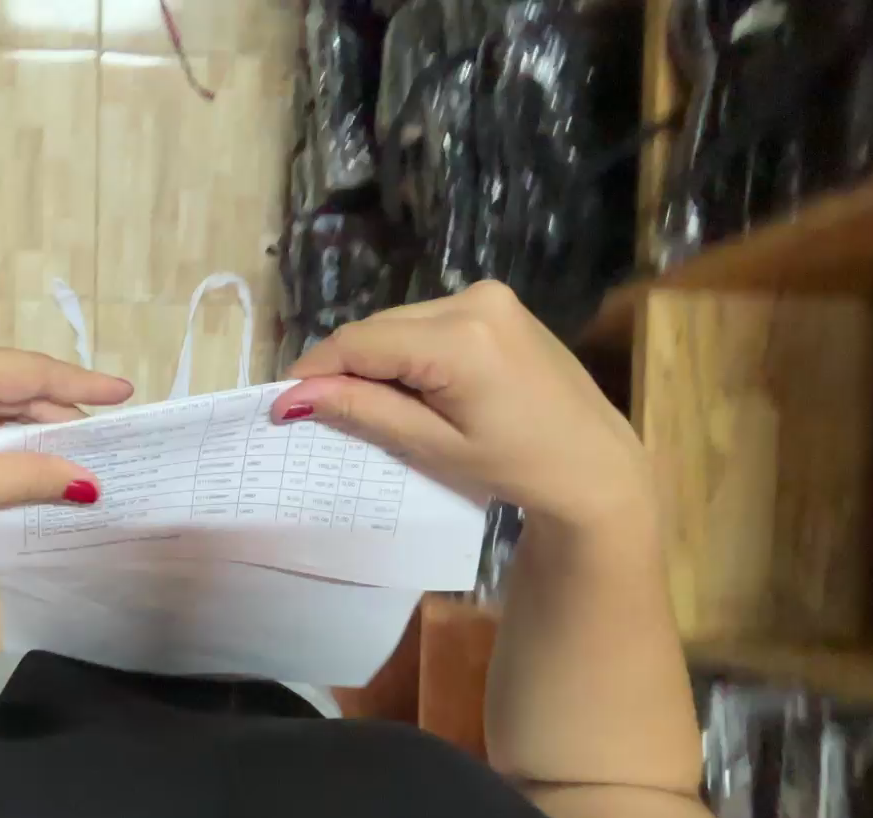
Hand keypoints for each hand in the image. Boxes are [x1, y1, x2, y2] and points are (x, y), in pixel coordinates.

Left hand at [0, 329, 132, 586]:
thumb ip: (21, 477)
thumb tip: (87, 482)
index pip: (28, 370)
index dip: (81, 384)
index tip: (126, 392)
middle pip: (5, 380)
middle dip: (53, 407)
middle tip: (103, 434)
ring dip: (19, 421)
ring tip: (67, 446)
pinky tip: (8, 449)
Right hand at [268, 282, 649, 536]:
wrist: (592, 462)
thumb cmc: (512, 464)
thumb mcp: (430, 445)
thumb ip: (362, 411)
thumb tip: (294, 396)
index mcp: (460, 339)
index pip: (359, 342)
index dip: (312, 370)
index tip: (281, 404)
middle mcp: (472, 300)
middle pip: (375, 329)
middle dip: (339, 367)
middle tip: (315, 411)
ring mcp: (487, 297)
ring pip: (394, 325)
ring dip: (368, 360)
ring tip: (360, 405)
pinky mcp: (493, 305)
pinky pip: (421, 324)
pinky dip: (397, 353)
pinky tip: (402, 387)